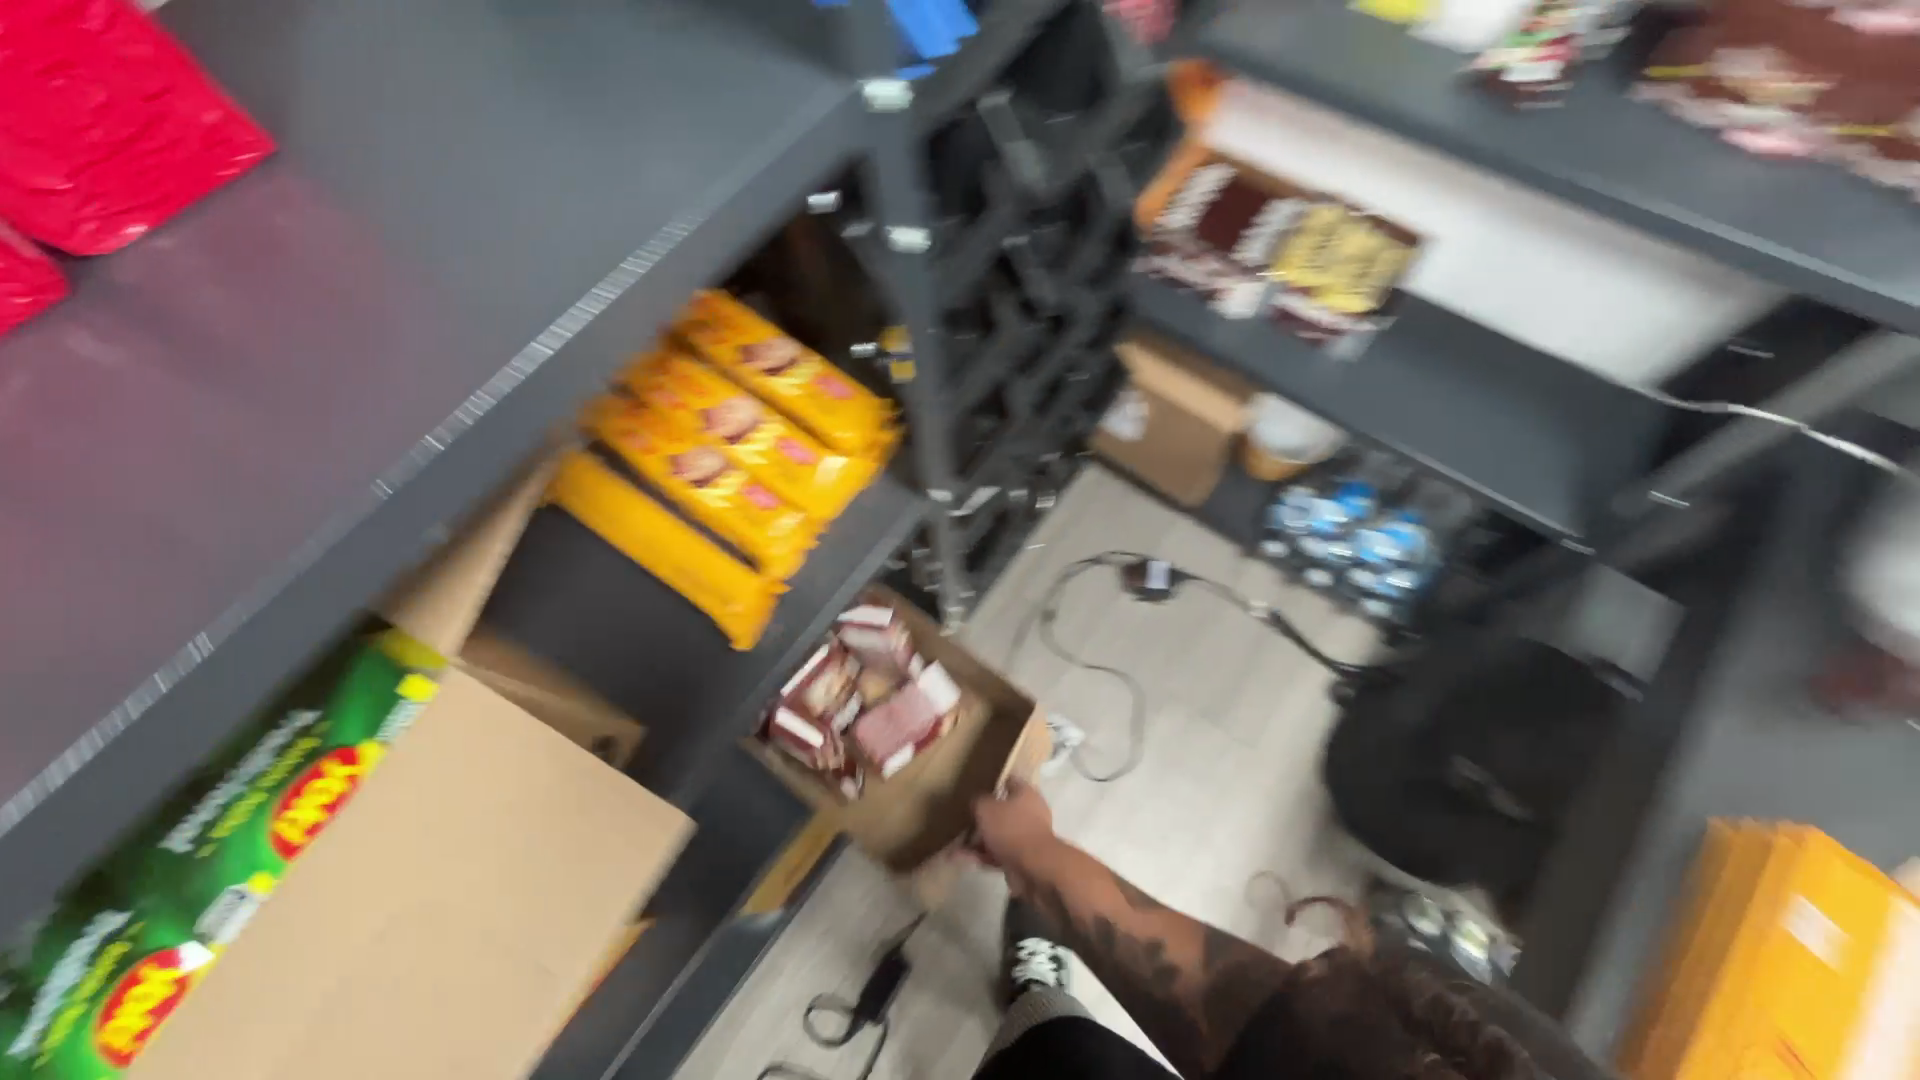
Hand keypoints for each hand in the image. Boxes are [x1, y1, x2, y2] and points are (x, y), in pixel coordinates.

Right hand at [970, 778, 1055, 883]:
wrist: (1033, 867)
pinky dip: (982, 856)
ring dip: (978, 840)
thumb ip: (978, 801)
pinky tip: (962, 859)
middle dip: (982, 817)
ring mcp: (1026, 837)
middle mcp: (1030, 812)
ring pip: (998, 834)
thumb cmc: (1010, 828)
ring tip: (955, 846)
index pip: (1009, 781)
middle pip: (1002, 810)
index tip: (977, 786)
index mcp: (1026, 793)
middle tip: (963, 820)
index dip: (994, 782)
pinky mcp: (1021, 858)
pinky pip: (998, 853)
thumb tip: (977, 802)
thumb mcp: (986, 808)